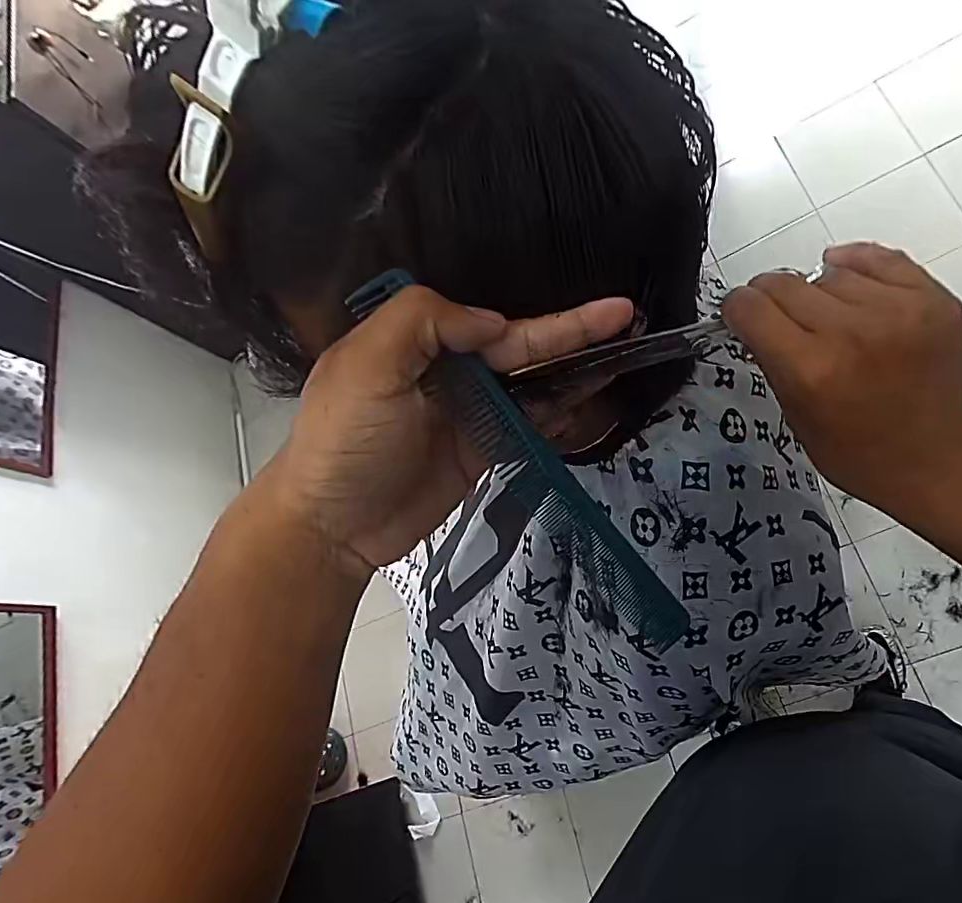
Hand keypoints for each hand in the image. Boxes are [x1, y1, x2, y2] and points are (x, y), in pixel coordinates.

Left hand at [250, 286, 633, 576]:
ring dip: (577, 373)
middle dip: (574, 335)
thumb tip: (494, 323)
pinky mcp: (488, 451)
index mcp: (423, 345)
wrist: (338, 525)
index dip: (547, 322)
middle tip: (623, 317)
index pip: (495, 326)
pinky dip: (563, 414)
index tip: (594, 319)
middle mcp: (454, 374)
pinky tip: (593, 402)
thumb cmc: (344, 444)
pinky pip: (532, 426)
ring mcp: (475, 415)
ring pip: (536, 387)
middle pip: (525, 351)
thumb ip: (422, 325)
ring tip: (621, 359)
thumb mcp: (365, 368)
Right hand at [721, 243, 961, 516]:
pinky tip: (856, 292)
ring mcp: (898, 312)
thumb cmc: (865, 456)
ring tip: (838, 327)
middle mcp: (853, 333)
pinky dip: (862, 271)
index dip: (741, 311)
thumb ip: (773, 363)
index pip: (750, 307)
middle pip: (786, 283)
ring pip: (832, 271)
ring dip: (825, 293)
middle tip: (789, 323)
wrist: (932, 464)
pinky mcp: (931, 301)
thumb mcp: (799, 420)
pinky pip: (880, 260)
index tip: (746, 315)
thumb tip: (757, 319)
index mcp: (813, 370)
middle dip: (775, 301)